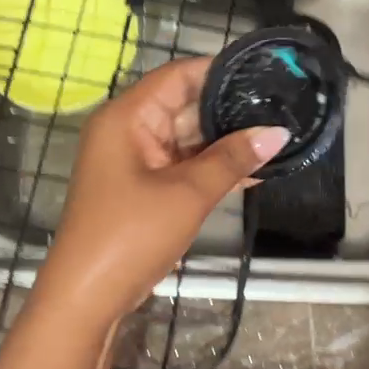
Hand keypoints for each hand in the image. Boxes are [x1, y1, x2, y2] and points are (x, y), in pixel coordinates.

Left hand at [38, 57, 288, 327]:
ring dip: (226, 142)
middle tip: (281, 105)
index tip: (263, 71)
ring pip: (187, 139)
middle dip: (229, 109)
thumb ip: (232, 159)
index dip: (220, 70)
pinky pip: (182, 166)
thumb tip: (277, 133)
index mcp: (127, 117)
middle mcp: (128, 131)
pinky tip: (254, 170)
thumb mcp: (187, 194)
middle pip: (184, 105)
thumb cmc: (131, 235)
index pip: (178, 76)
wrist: (87, 297)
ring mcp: (134, 161)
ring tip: (277, 133)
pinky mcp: (142, 189)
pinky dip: (212, 168)